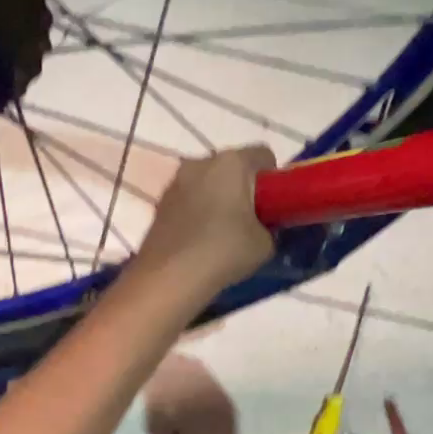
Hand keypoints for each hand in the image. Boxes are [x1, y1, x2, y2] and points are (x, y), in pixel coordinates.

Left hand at [134, 145, 277, 294]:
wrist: (169, 278)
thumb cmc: (224, 252)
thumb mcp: (266, 243)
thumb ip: (270, 226)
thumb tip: (261, 228)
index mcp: (231, 162)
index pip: (263, 155)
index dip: (273, 180)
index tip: (273, 206)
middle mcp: (199, 162)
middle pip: (231, 167)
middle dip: (243, 188)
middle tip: (249, 221)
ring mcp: (174, 182)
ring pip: (206, 183)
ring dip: (216, 199)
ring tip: (221, 234)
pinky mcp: (158, 203)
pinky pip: (187, 199)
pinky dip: (195, 212)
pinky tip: (198, 240)